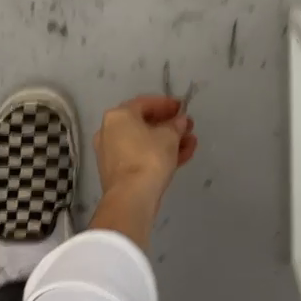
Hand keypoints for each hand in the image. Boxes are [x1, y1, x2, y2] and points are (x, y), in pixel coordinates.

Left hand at [89, 95, 197, 249]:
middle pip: (144, 124)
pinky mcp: (118, 172)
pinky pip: (140, 156)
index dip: (167, 104)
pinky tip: (182, 156)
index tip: (183, 107)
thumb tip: (180, 121)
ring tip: (191, 143)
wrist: (131, 197)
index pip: (145, 103)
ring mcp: (111, 153)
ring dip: (168, 141)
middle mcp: (109, 131)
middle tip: (188, 127)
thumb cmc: (149, 157)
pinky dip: (158, 154)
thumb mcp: (169, 136)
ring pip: (144, 142)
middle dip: (169, 125)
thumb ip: (176, 125)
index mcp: (118, 116)